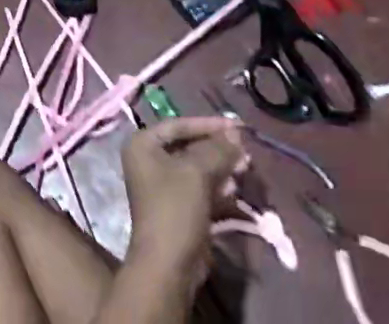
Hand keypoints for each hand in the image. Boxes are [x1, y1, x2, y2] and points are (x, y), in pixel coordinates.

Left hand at [123, 118, 246, 278]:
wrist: (168, 265)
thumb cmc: (175, 208)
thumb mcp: (197, 171)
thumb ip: (217, 149)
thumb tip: (236, 133)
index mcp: (143, 144)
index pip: (179, 125)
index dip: (208, 124)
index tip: (237, 125)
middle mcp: (148, 160)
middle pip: (188, 146)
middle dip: (217, 148)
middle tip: (244, 149)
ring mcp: (161, 185)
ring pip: (196, 168)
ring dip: (220, 166)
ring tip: (244, 167)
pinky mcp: (176, 206)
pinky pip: (199, 187)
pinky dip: (216, 185)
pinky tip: (234, 188)